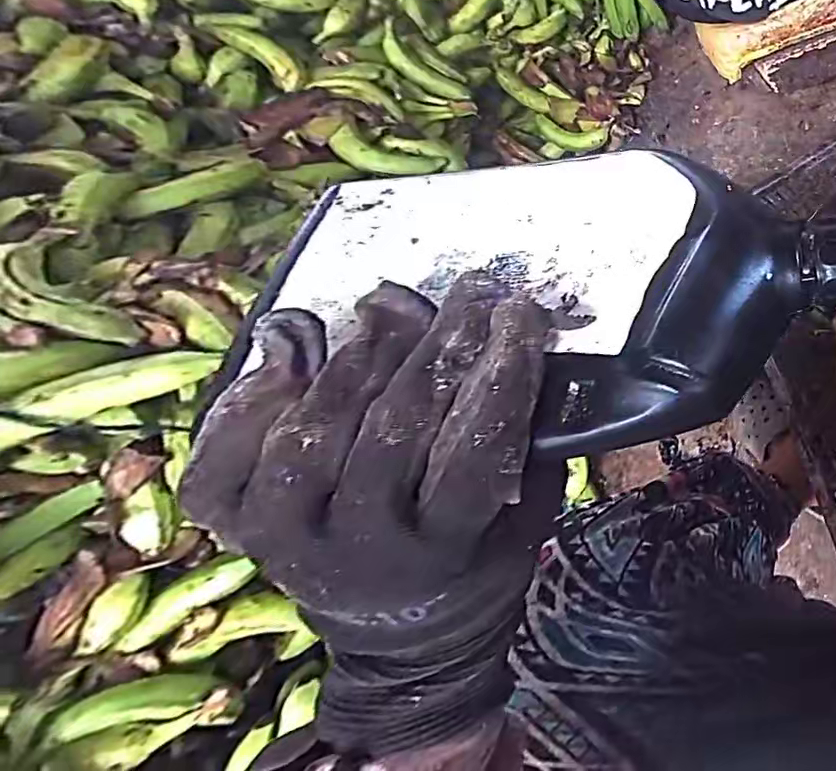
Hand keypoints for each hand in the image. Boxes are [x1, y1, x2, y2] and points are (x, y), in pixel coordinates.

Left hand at [181, 273, 559, 757]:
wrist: (407, 623)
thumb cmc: (489, 549)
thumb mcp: (533, 502)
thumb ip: (529, 436)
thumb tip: (529, 354)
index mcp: (449, 544)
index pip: (477, 448)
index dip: (502, 373)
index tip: (522, 311)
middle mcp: (361, 549)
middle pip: (393, 436)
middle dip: (439, 349)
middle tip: (469, 291)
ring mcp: (287, 543)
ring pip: (310, 443)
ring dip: (355, 362)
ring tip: (391, 303)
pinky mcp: (238, 533)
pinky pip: (224, 466)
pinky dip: (252, 403)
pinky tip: (289, 351)